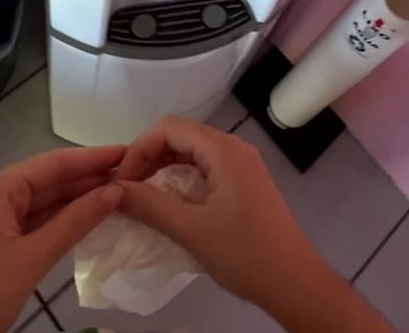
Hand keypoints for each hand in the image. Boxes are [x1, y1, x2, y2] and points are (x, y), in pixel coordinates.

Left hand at [0, 145, 125, 332]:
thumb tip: (115, 191)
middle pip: (49, 180)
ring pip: (44, 203)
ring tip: (118, 193)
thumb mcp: (31, 259)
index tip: (127, 152)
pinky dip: (62, 221)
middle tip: (130, 175)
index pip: (52, 164)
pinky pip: (36, 223)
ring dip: (78, 200)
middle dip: (87, 178)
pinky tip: (90, 219)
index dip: (91, 158)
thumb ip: (74, 222)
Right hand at [114, 116, 392, 332]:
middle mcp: (233, 147)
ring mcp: (242, 164)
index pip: (169, 128)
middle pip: (181, 136)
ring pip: (193, 152)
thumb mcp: (190, 230)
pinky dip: (183, 179)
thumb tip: (114, 189)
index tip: (121, 181)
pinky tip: (170, 203)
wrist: (293, 280)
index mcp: (222, 148)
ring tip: (143, 197)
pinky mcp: (245, 182)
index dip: (140, 148)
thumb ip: (150, 205)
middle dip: (150, 157)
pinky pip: (206, 168)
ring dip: (165, 168)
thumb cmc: (243, 251)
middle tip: (127, 189)